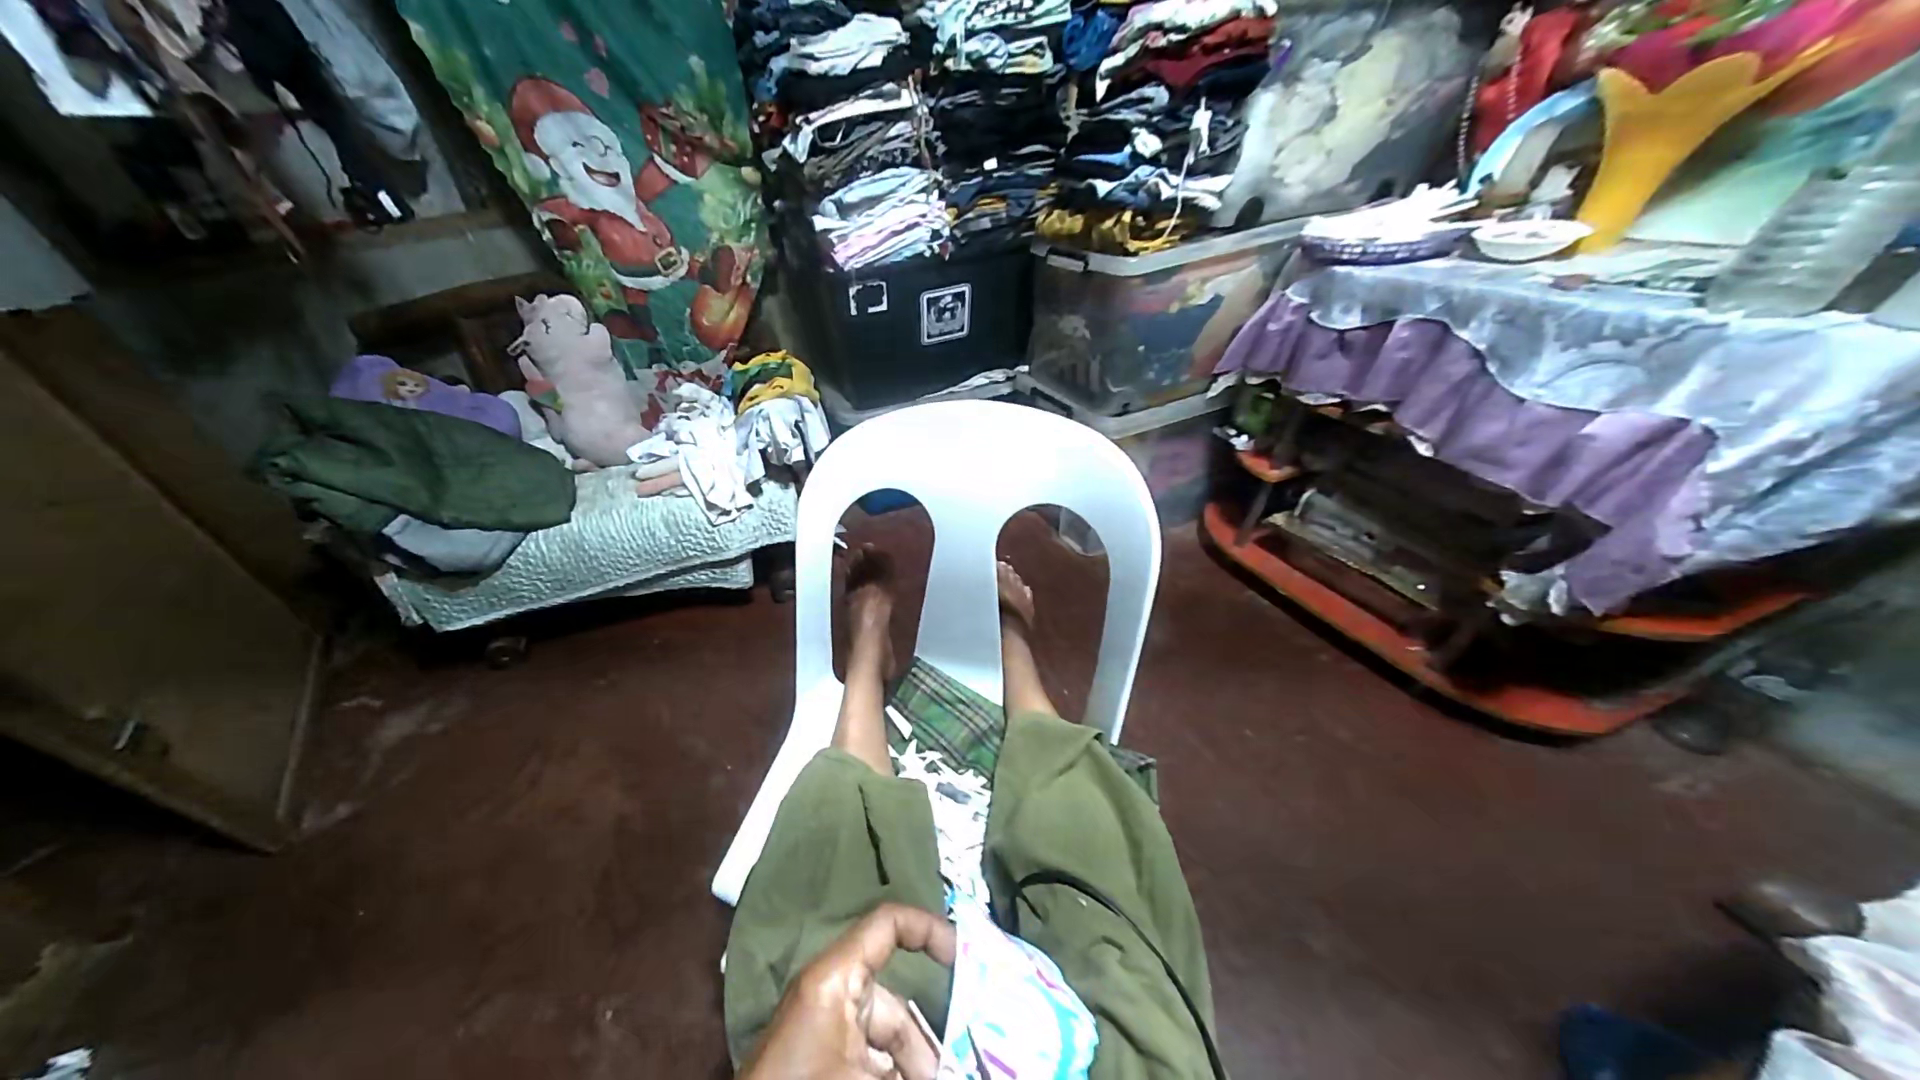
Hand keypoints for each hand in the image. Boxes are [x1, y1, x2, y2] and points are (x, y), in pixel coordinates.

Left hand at [739, 903, 956, 1079]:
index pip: (889, 925)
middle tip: (965, 1061)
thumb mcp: (866, 1079)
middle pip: (896, 1003)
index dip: (930, 931)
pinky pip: (869, 1061)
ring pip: (886, 1040)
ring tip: (949, 1071)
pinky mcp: (821, 1063)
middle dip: (931, 1043)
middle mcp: (832, 994)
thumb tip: (958, 1063)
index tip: (967, 960)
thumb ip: (917, 1067)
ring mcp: (825, 1031)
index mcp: (836, 978)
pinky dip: (893, 1074)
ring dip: (916, 1066)